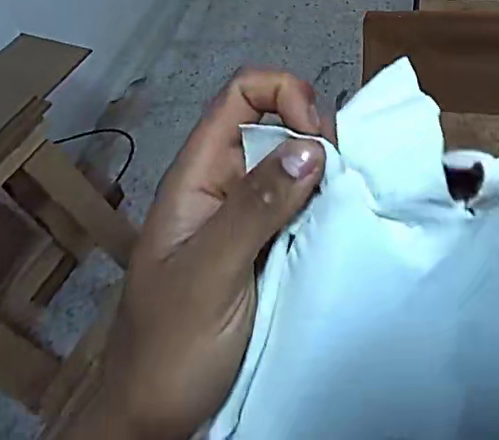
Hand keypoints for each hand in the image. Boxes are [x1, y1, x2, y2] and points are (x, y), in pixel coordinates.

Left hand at [78, 69, 327, 438]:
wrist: (153, 424)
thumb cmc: (168, 348)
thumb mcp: (209, 274)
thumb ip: (255, 208)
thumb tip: (311, 145)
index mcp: (200, 174)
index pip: (240, 95)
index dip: (282, 93)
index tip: (314, 134)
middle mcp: (227, 182)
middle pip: (276, 119)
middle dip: (314, 131)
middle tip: (338, 174)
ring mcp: (249, 211)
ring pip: (296, 158)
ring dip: (327, 166)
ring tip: (345, 195)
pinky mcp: (272, 239)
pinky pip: (305, 197)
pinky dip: (329, 196)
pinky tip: (343, 215)